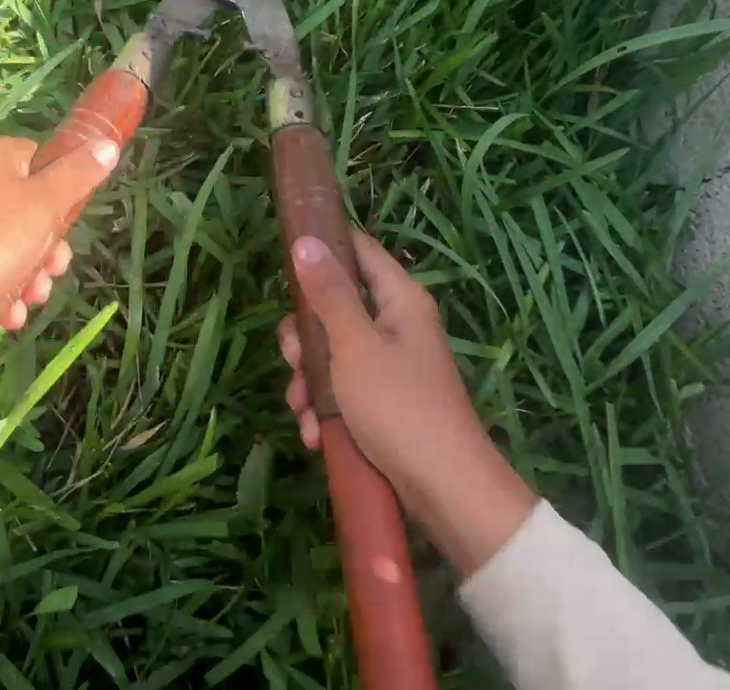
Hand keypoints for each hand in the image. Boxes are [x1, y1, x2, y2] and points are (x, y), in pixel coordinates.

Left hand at [0, 135, 118, 335]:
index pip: (45, 166)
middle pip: (25, 211)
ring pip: (0, 242)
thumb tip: (106, 144)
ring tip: (21, 309)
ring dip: (21, 277)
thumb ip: (76, 176)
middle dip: (44, 254)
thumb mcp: (41, 207)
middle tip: (46, 283)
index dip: (62, 207)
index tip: (64, 241)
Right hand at [280, 231, 538, 575]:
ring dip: (309, 380)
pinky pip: (343, 387)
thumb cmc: (398, 406)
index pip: (358, 249)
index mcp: (399, 298)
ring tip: (302, 410)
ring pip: (331, 351)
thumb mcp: (354, 345)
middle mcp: (396, 323)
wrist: (444, 488)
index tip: (285, 266)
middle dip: (304, 337)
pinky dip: (325, 408)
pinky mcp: (383, 398)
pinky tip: (316, 434)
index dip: (322, 249)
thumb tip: (305, 241)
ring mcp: (389, 362)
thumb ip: (329, 293)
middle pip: (334, 305)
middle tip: (293, 360)